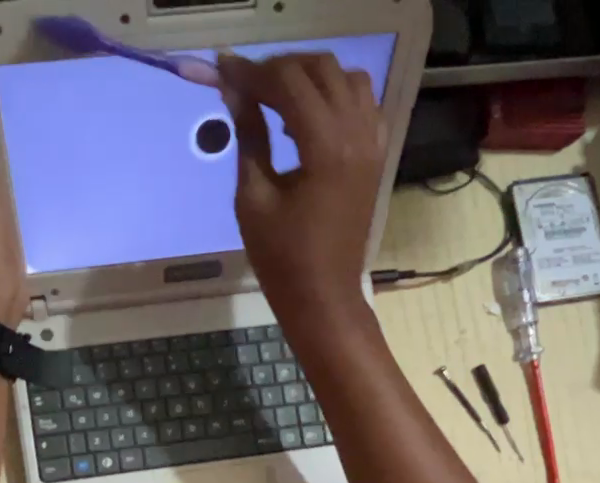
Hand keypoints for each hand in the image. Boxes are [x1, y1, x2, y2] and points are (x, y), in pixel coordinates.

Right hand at [219, 53, 386, 327]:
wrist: (323, 296)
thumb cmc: (282, 258)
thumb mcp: (253, 198)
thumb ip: (249, 136)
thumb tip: (234, 92)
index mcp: (325, 148)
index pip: (287, 84)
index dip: (252, 73)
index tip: (222, 71)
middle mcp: (357, 135)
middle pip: (320, 70)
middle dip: (280, 69)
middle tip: (245, 85)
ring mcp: (372, 144)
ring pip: (347, 79)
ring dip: (311, 78)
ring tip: (277, 100)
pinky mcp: (376, 156)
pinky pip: (364, 105)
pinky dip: (337, 97)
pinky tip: (310, 120)